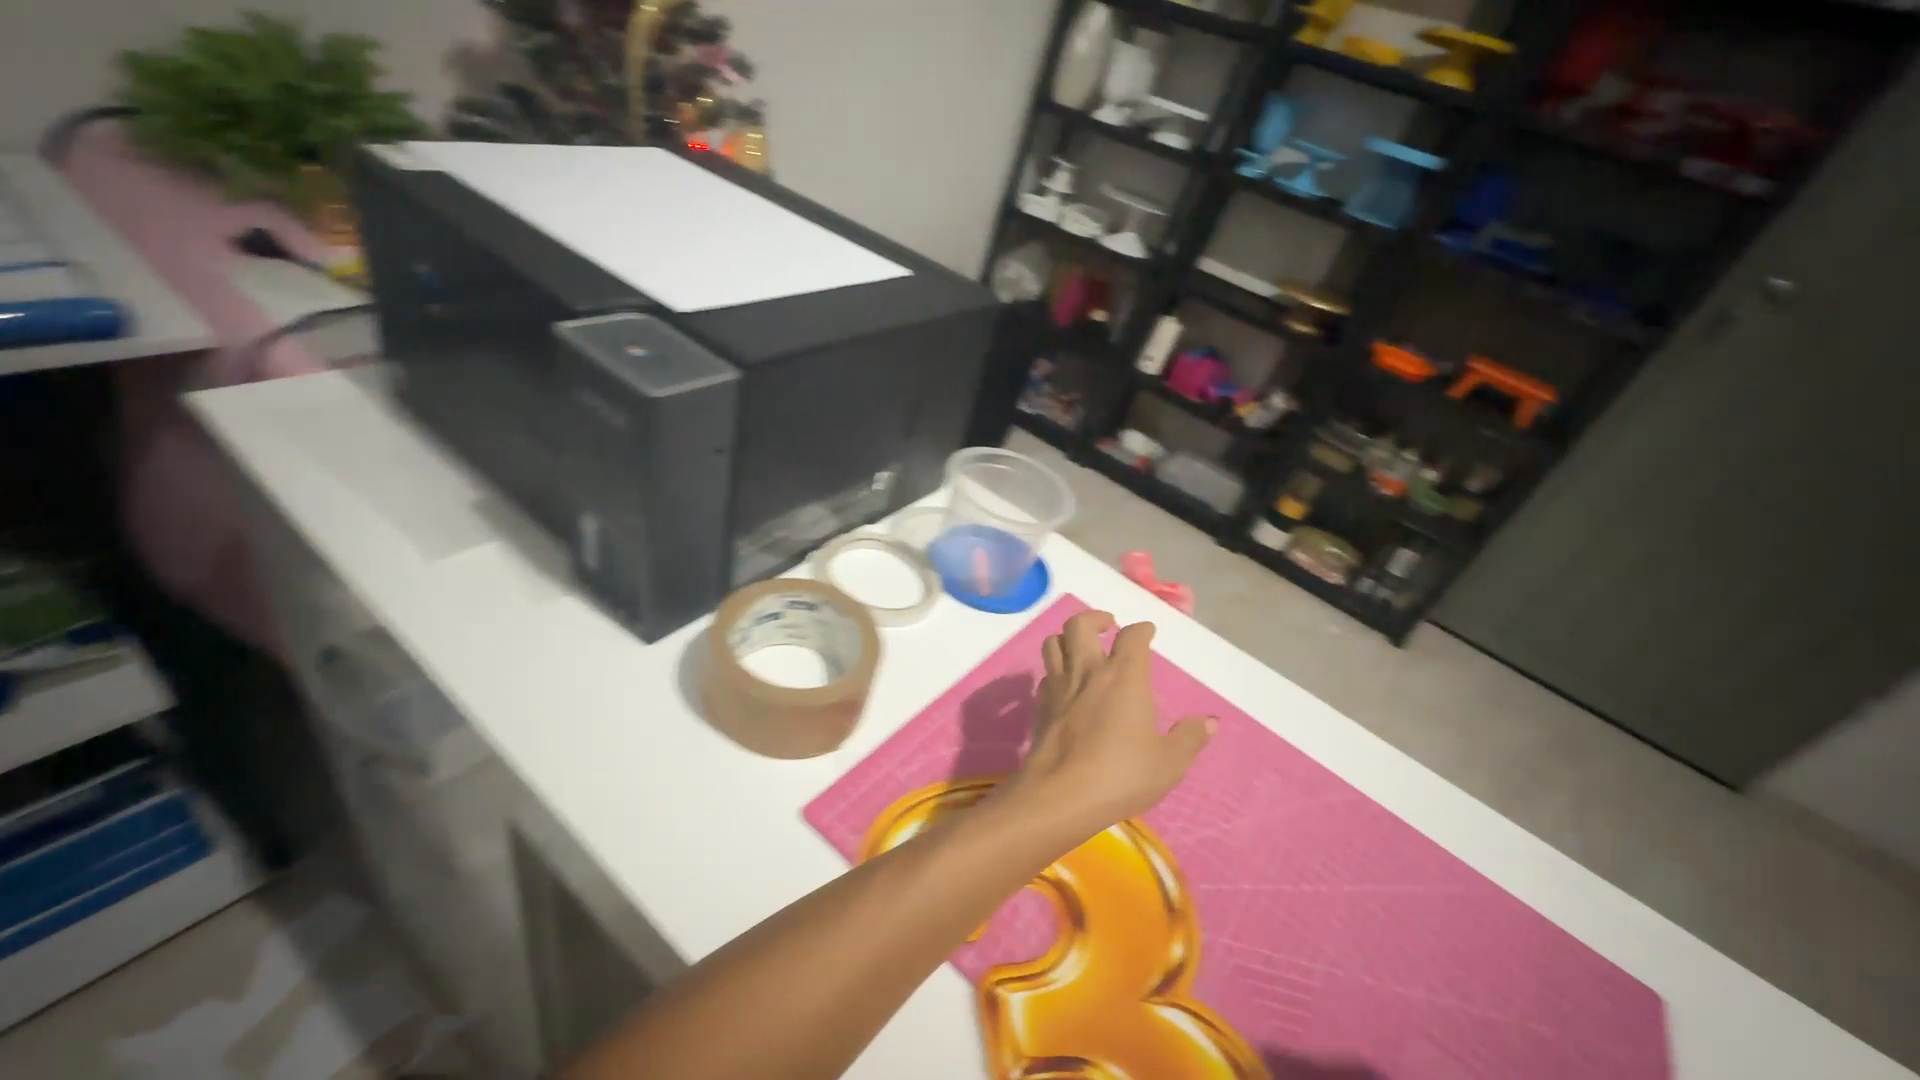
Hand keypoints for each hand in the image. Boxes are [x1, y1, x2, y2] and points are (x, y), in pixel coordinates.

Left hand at [1004, 610, 1214, 840]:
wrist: (1059, 796)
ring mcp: (1058, 689)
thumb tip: (1210, 722)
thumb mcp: (1168, 763)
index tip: (1148, 631)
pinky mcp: (1039, 709)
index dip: (1141, 629)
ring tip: (1082, 648)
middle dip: (1095, 618)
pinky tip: (1066, 687)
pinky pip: (1045, 676)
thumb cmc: (1121, 775)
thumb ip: (1189, 738)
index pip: (1131, 637)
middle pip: (1080, 625)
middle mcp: (1088, 673)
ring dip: (1067, 638)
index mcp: (1124, 677)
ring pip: (1054, 644)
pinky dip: (1055, 672)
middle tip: (1108, 625)